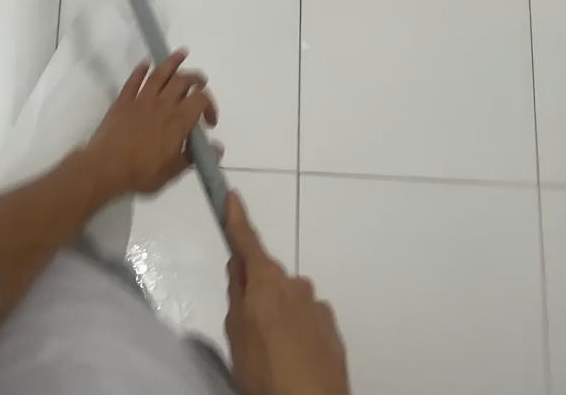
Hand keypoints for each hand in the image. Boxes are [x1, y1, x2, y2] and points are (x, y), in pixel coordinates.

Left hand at [76, 51, 217, 200]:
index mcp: (178, 121)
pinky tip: (145, 64)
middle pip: (183, 81)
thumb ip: (194, 157)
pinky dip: (140, 70)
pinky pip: (134, 80)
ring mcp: (141, 100)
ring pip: (160, 74)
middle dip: (195, 78)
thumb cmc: (142, 173)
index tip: (209, 122)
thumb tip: (216, 150)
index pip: (201, 100)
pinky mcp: (123, 100)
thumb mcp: (173, 172)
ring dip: (172, 62)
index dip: (210, 105)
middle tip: (200, 83)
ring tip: (181, 53)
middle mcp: (162, 104)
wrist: (106, 168)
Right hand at [224, 191, 350, 394]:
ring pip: (289, 303)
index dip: (237, 218)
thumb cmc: (264, 370)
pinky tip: (294, 361)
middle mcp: (295, 284)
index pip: (247, 241)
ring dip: (279, 317)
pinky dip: (298, 334)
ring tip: (273, 355)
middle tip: (248, 330)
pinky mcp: (332, 331)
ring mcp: (317, 306)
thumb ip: (237, 294)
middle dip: (258, 294)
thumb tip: (239, 265)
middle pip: (268, 278)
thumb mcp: (236, 331)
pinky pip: (307, 322)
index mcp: (267, 280)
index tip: (233, 195)